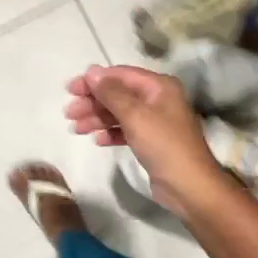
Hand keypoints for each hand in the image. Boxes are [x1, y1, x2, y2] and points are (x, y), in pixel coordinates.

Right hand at [64, 64, 228, 216]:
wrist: (188, 185)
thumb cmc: (164, 145)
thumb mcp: (136, 116)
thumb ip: (111, 93)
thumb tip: (91, 71)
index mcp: (159, 86)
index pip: (121, 75)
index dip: (94, 81)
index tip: (70, 90)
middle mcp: (158, 99)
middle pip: (119, 94)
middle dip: (93, 102)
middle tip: (69, 113)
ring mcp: (156, 122)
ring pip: (120, 114)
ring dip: (98, 118)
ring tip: (75, 129)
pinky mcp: (152, 142)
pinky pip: (126, 131)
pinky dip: (111, 133)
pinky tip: (97, 140)